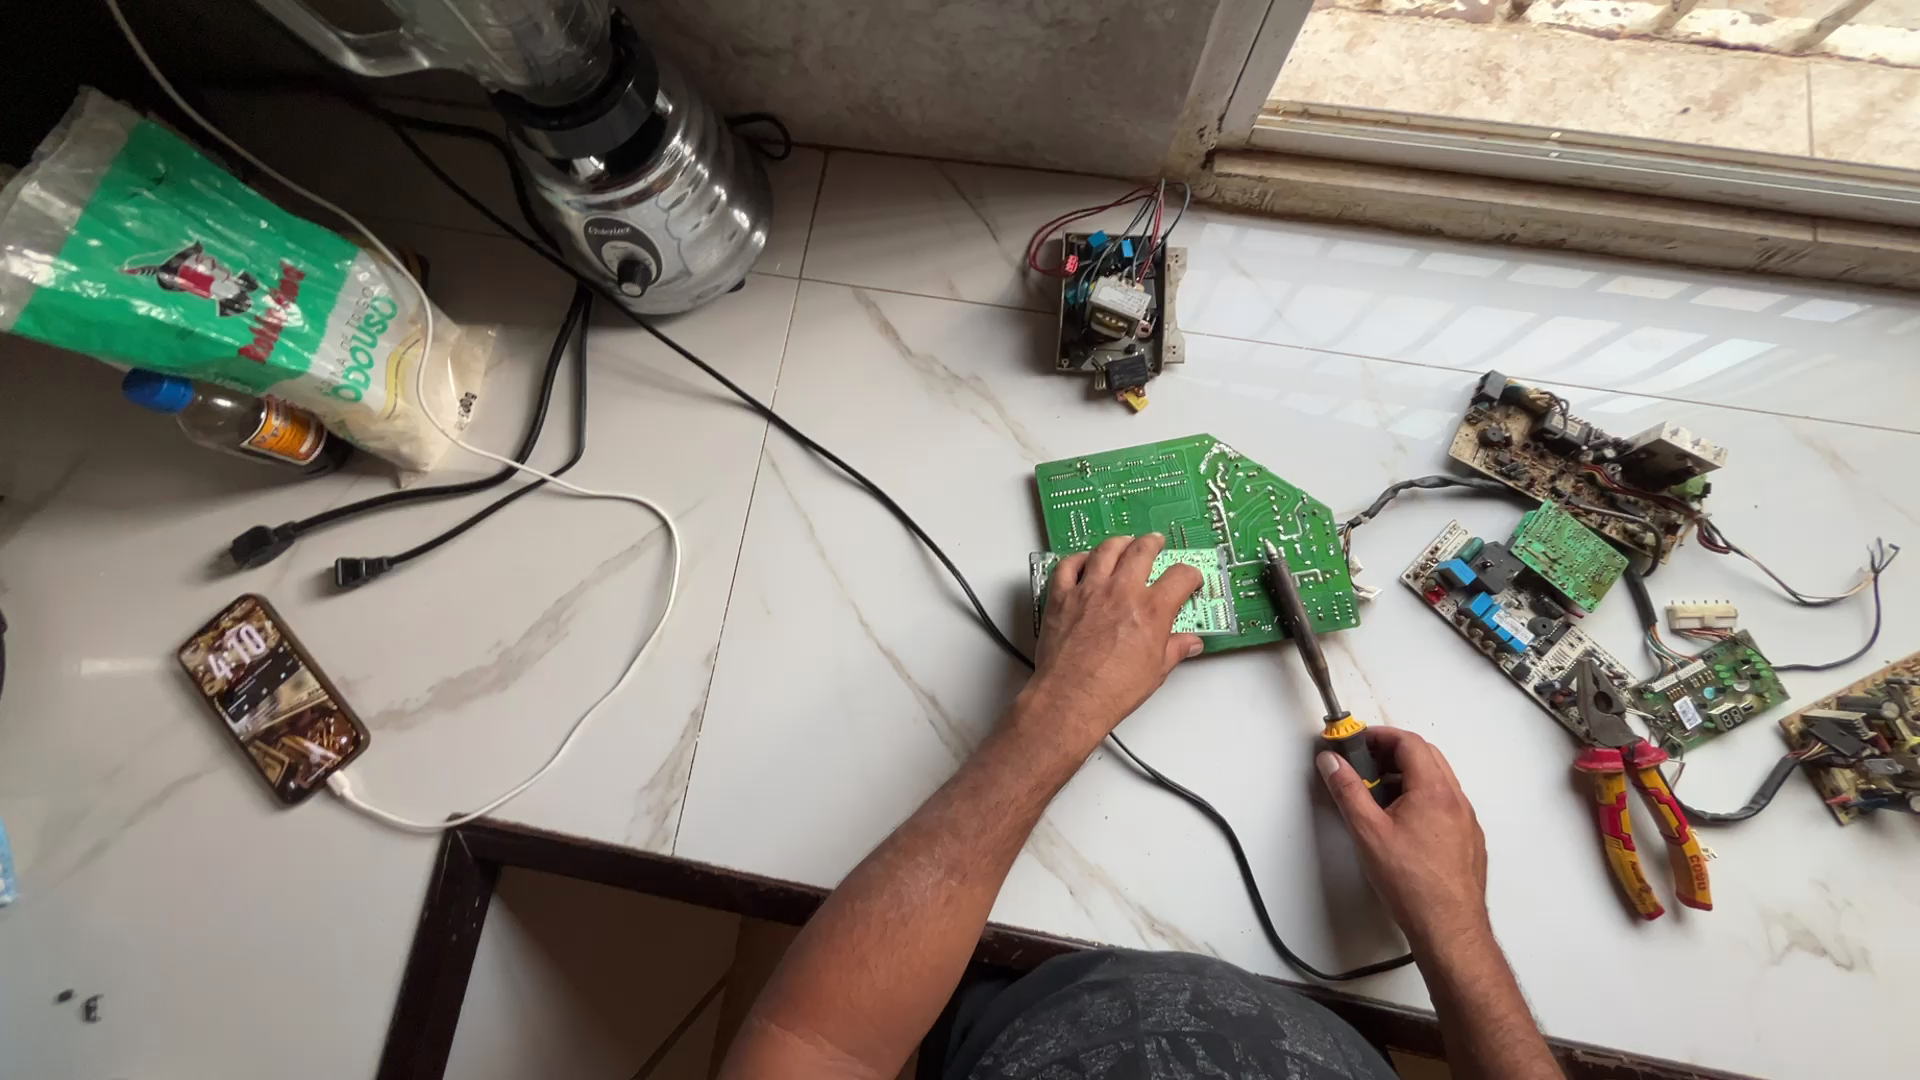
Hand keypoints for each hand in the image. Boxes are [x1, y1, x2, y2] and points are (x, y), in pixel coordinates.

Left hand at [1016, 534, 1203, 755]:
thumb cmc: (1111, 689)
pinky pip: (1067, 566)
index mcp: (1151, 609)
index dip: (1190, 575)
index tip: (1189, 579)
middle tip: (1155, 542)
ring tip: (1124, 542)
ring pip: (1105, 551)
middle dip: (1153, 543)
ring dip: (1118, 542)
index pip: (1180, 576)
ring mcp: (1089, 590)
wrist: (1071, 696)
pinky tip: (1082, 560)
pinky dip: (1077, 559)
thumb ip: (1174, 650)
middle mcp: (1121, 592)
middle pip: (1142, 551)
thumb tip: (1189, 643)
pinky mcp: (1062, 597)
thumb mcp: (1156, 671)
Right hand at [1319, 728, 1489, 951]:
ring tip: (1376, 792)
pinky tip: (1398, 819)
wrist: (1449, 930)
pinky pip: (1445, 803)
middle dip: (1392, 751)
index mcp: (1435, 792)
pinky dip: (1420, 795)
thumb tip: (1331, 761)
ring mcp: (1466, 822)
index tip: (1357, 741)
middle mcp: (1457, 802)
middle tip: (1363, 761)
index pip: (1410, 743)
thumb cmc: (1411, 883)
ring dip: (1406, 773)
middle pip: (1427, 756)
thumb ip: (1346, 789)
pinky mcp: (1468, 841)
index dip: (1380, 735)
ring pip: (1437, 780)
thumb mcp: (1366, 830)